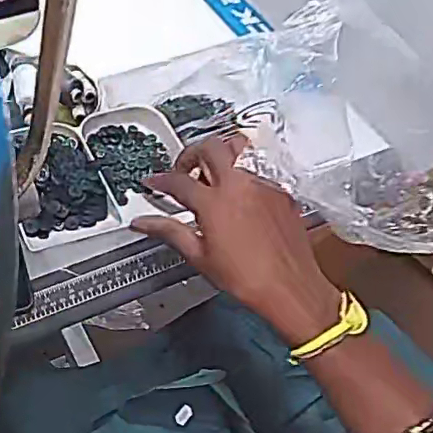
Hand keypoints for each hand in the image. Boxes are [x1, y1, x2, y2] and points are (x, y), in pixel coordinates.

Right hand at [131, 134, 343, 345]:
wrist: (288, 286)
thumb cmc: (247, 277)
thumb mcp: (198, 256)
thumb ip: (169, 232)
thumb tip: (144, 223)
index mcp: (214, 202)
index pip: (178, 181)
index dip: (160, 181)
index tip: (153, 183)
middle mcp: (240, 184)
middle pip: (209, 147)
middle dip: (189, 155)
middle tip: (183, 172)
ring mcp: (264, 183)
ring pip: (239, 147)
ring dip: (220, 153)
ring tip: (212, 174)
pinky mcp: (281, 189)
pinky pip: (260, 165)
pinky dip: (243, 170)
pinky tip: (238, 191)